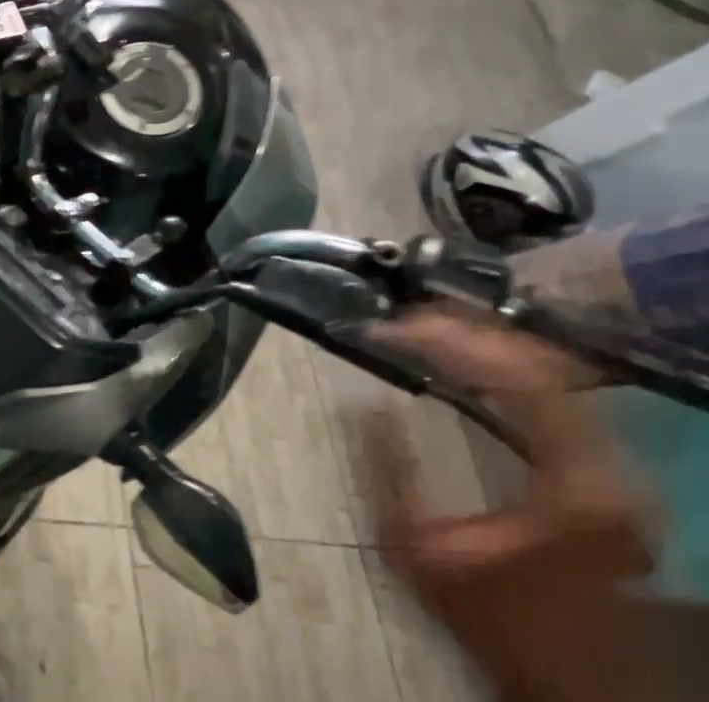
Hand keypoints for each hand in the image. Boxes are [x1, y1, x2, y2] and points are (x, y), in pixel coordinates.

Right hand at [366, 310, 659, 701]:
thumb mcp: (413, 546)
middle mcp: (609, 468)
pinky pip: (559, 401)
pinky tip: (471, 363)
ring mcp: (616, 472)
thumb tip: (363, 402)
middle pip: (546, 368)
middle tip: (409, 314)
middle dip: (472, 332)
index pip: (520, 379)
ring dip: (490, 347)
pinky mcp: (606, 475)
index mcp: (569, 483)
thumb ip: (388, 470)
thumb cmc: (484, 612)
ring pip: (557, 379)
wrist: (560, 672)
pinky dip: (509, 374)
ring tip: (430, 327)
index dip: (455, 340)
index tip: (395, 326)